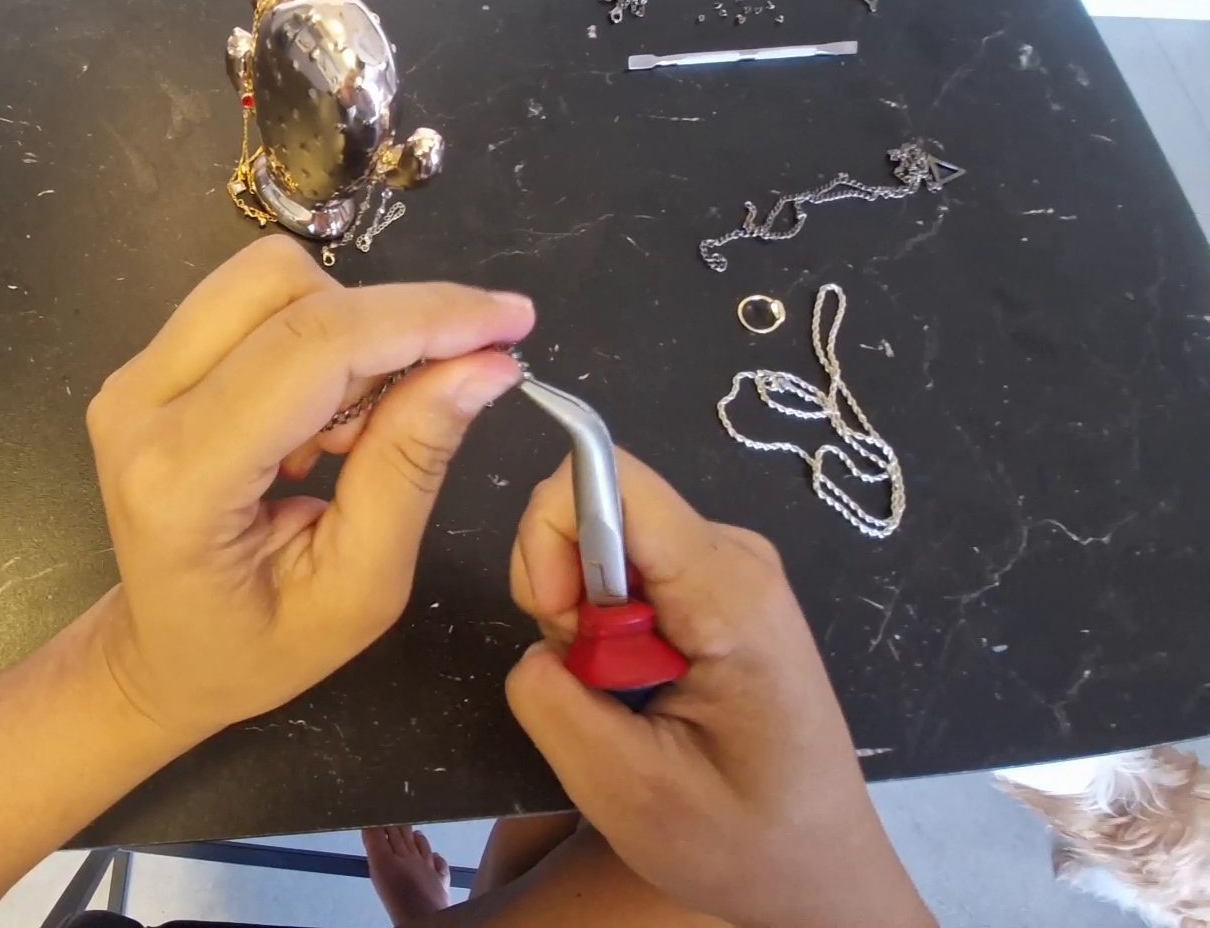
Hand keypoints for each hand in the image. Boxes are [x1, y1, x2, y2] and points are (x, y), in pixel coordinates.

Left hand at [86, 235, 533, 736]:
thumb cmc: (251, 651)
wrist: (157, 655)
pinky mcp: (143, 369)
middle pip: (280, 284)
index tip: (510, 320)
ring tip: (350, 430)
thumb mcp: (357, 587)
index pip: (311, 347)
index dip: (424, 318)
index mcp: (182, 478)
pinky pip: (246, 308)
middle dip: (379, 324)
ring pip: (262, 281)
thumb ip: (412, 467)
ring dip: (340, 334)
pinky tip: (312, 423)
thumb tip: (483, 365)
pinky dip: (307, 343)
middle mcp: (138, 405)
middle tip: (409, 406)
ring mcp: (131, 379)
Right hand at [503, 448, 934, 927]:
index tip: (553, 616)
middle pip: (588, 505)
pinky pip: (608, 561)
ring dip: (569, 607)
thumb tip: (533, 644)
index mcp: (726, 589)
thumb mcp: (629, 792)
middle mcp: (725, 552)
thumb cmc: (740, 841)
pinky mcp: (701, 581)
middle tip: (583, 671)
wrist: (815, 870)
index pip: (611, 479)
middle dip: (555, 583)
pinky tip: (622, 674)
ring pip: (589, 534)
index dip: (551, 530)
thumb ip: (552, 700)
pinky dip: (587, 615)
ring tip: (609, 685)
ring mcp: (715, 563)